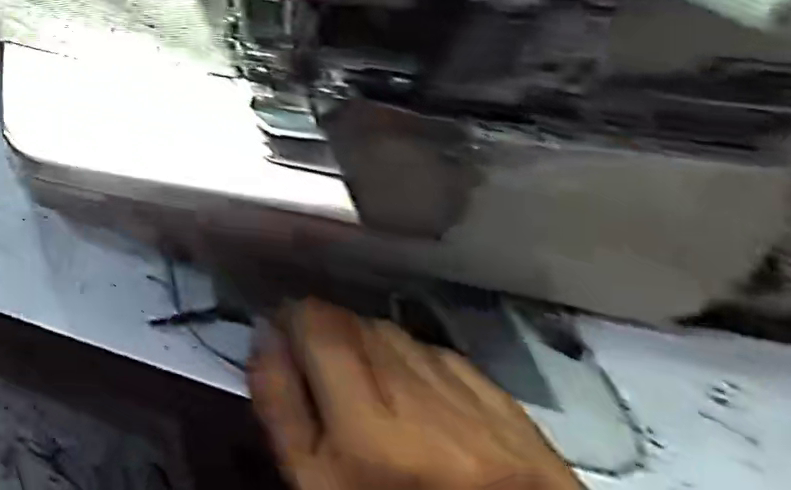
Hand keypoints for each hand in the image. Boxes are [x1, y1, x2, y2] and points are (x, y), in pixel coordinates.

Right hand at [249, 300, 580, 489]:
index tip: (284, 332)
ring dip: (375, 346)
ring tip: (370, 383)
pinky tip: (417, 396)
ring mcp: (487, 421)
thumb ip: (278, 404)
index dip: (293, 317)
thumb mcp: (311, 482)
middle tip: (321, 361)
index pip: (319, 325)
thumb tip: (266, 332)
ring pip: (404, 337)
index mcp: (373, 439)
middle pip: (360, 325)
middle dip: (331, 333)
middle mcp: (433, 417)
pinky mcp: (524, 427)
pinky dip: (423, 365)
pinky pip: (453, 361)